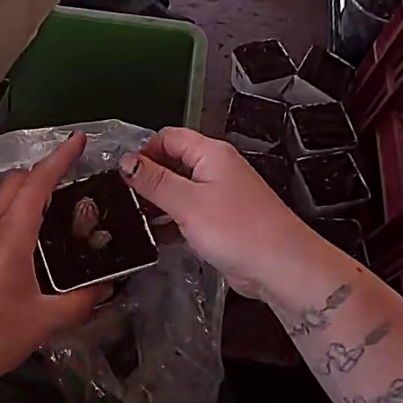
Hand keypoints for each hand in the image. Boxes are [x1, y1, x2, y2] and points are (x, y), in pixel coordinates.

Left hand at [0, 133, 109, 398]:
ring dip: (35, 195)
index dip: (60, 159)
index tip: (79, 140)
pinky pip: (4, 226)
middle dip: (46, 171)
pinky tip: (44, 245)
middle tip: (78, 177)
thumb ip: (81, 302)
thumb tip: (108, 287)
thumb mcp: (44, 322)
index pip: (37, 185)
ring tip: (69, 208)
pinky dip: (26, 219)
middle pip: (17, 185)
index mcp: (11, 238)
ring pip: (8, 205)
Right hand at [119, 127, 328, 298]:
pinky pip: (190, 213)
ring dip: (159, 202)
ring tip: (133, 219)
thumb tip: (126, 161)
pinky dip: (173, 221)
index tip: (122, 174)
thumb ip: (155, 181)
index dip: (144, 151)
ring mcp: (220, 196)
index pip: (169, 136)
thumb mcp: (188, 202)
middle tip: (123, 199)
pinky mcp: (222, 221)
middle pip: (173, 162)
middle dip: (148, 177)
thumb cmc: (238, 229)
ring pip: (181, 190)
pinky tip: (156, 236)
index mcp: (211, 154)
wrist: (280, 266)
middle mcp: (217, 169)